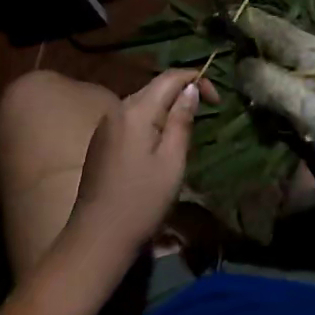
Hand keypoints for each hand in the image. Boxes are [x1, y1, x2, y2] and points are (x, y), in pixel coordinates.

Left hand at [65, 70, 214, 257]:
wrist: (97, 237)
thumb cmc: (142, 200)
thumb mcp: (172, 161)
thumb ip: (182, 120)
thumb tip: (191, 89)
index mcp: (136, 110)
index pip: (170, 77)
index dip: (196, 80)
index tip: (217, 101)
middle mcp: (118, 109)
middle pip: (155, 87)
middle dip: (182, 93)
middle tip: (206, 114)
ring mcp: (106, 124)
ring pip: (142, 103)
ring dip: (166, 108)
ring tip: (185, 130)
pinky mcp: (101, 141)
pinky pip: (130, 118)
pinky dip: (150, 121)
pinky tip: (158, 144)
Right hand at [234, 8, 314, 176]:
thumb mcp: (297, 102)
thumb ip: (263, 80)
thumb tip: (239, 65)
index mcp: (296, 45)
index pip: (256, 20)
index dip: (231, 20)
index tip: (207, 25)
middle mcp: (302, 48)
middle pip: (260, 42)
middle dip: (243, 59)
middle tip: (237, 86)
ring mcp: (310, 66)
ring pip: (269, 65)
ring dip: (258, 86)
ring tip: (261, 116)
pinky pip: (281, 84)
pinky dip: (272, 100)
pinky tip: (276, 123)